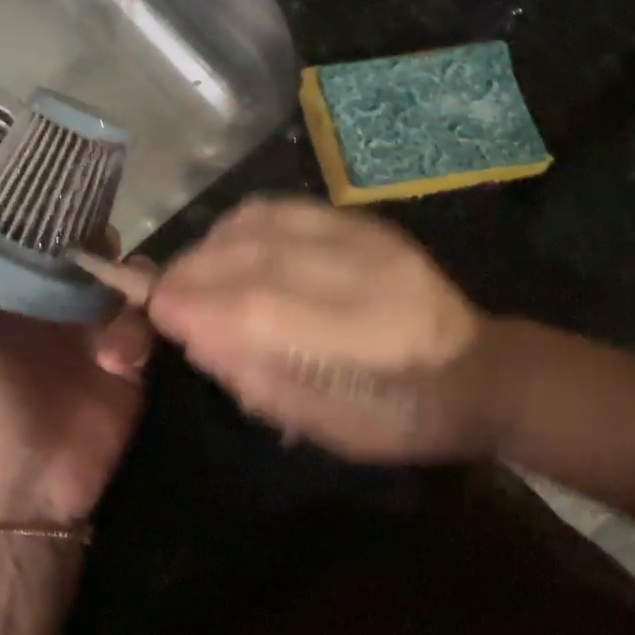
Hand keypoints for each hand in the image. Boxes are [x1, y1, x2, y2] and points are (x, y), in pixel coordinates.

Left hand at [0, 228, 151, 523]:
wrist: (25, 494)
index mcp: (15, 293)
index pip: (36, 237)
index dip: (49, 215)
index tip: (61, 196)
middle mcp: (57, 303)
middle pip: (89, 251)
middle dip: (99, 242)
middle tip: (100, 248)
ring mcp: (94, 329)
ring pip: (123, 281)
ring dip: (124, 285)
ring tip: (110, 308)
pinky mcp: (128, 361)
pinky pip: (144, 326)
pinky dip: (135, 333)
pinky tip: (114, 361)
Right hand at [88, 197, 504, 464]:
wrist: (480, 369)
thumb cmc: (402, 416)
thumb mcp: (330, 426)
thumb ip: (258, 378)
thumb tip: (192, 335)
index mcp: (374, 341)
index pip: (263, 307)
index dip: (198, 304)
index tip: (155, 313)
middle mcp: (371, 274)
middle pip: (255, 256)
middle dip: (193, 272)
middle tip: (159, 294)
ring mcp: (366, 237)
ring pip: (261, 223)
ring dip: (210, 246)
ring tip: (190, 274)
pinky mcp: (357, 218)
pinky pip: (278, 208)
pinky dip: (236, 227)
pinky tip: (223, 247)